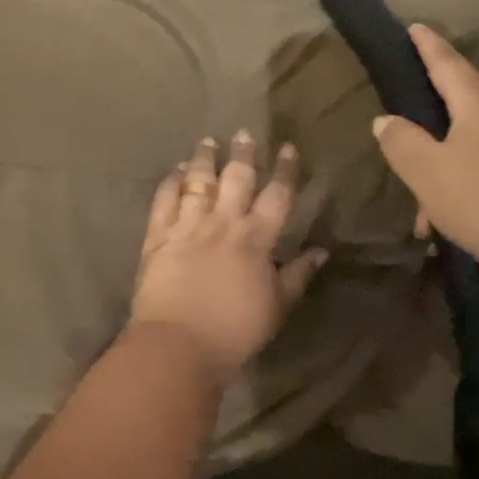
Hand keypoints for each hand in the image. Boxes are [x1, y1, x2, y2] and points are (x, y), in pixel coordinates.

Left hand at [129, 133, 326, 381]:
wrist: (178, 345)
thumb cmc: (234, 331)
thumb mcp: (277, 307)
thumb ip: (298, 275)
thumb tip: (321, 250)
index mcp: (256, 239)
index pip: (276, 195)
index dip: (285, 170)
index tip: (287, 148)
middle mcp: (222, 223)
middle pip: (236, 178)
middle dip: (244, 153)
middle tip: (244, 133)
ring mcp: (187, 226)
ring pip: (197, 182)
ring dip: (203, 159)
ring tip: (208, 141)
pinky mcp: (157, 237)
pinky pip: (163, 201)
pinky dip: (170, 182)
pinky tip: (175, 171)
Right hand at [372, 24, 478, 278]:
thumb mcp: (426, 172)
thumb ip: (402, 142)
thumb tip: (387, 119)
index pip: (449, 66)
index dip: (429, 47)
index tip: (417, 27)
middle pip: (463, 115)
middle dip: (432, 136)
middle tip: (408, 159)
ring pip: (477, 153)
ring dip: (448, 176)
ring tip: (427, 218)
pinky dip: (472, 193)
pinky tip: (457, 228)